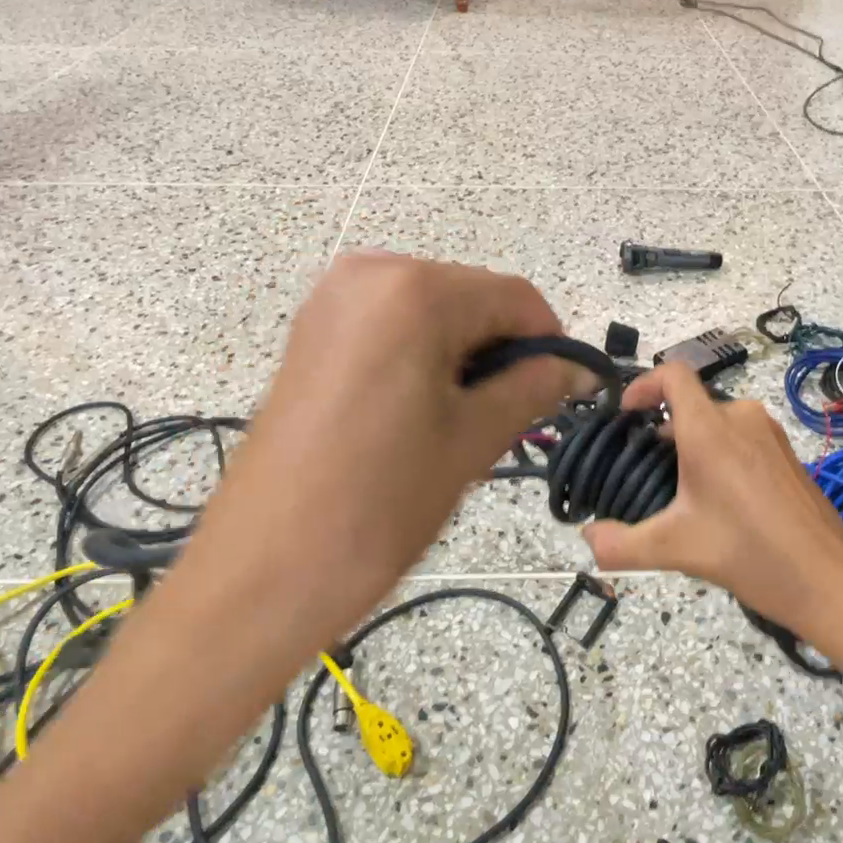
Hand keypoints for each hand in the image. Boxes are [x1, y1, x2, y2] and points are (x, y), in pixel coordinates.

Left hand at [194, 250, 573, 618]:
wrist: (266, 569)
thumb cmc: (380, 502)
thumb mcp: (473, 438)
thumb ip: (534, 387)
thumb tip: (577, 369)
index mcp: (414, 291)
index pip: (515, 297)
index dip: (550, 342)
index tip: (565, 390)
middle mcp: (368, 274)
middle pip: (471, 298)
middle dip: (502, 350)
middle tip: (509, 417)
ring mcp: (331, 300)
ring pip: (432, 312)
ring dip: (463, 355)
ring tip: (461, 422)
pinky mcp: (311, 333)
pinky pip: (391, 326)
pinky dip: (421, 356)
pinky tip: (420, 411)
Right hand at [579, 363, 842, 645]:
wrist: (828, 579)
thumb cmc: (750, 555)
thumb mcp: (676, 550)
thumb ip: (621, 545)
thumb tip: (588, 539)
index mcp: (711, 430)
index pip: (673, 375)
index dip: (643, 384)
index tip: (626, 414)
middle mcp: (742, 419)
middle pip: (692, 406)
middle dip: (663, 434)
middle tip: (647, 474)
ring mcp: (770, 434)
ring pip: (718, 425)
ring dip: (693, 448)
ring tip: (683, 495)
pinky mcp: (788, 453)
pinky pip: (743, 440)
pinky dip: (722, 457)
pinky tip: (722, 504)